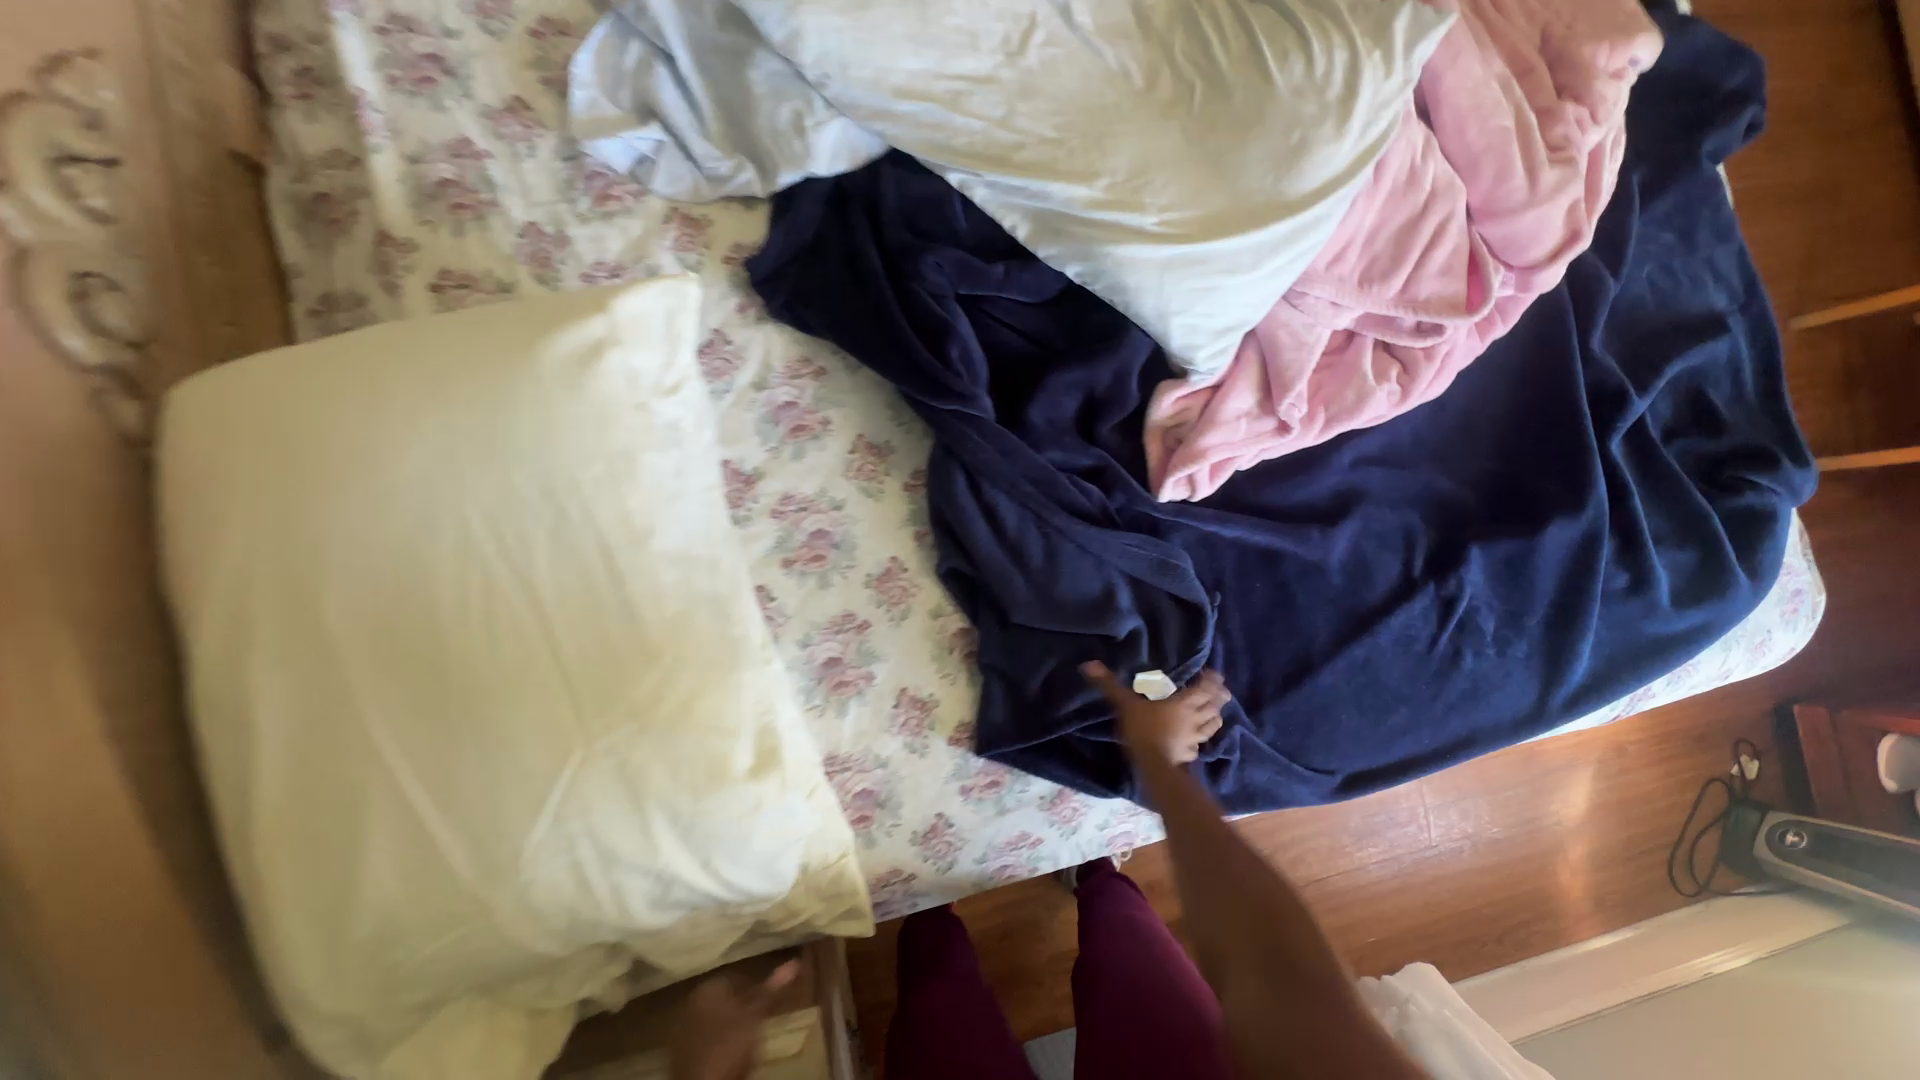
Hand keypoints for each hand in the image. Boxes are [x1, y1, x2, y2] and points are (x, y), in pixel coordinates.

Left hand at [668, 960, 799, 1079]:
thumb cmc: (729, 1044)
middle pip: (726, 998)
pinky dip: (722, 1041)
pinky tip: (735, 1052)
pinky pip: (709, 1039)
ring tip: (753, 1036)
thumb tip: (794, 963)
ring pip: (717, 1019)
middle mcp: (692, 1003)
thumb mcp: (755, 1016)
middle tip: (764, 1016)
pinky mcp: (684, 1052)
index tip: (772, 996)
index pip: (736, 977)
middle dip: (744, 1005)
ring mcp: (685, 1029)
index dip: (756, 985)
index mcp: (707, 988)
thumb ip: (771, 990)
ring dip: (734, 1025)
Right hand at [1082, 662, 1228, 765]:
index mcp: (1184, 703)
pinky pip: (1200, 745)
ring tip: (1213, 713)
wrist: (1154, 767)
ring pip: (1213, 725)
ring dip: (1216, 717)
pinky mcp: (1190, 754)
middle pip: (1215, 706)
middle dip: (1220, 697)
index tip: (1214, 674)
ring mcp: (1195, 739)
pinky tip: (1196, 741)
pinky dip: (1201, 740)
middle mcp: (1195, 719)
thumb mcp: (1125, 704)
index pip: (1207, 688)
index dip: (1213, 680)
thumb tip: (1090, 664)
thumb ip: (1110, 685)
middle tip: (1220, 691)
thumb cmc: (1143, 730)